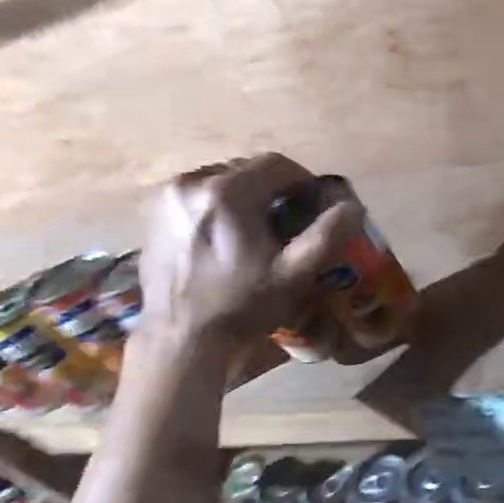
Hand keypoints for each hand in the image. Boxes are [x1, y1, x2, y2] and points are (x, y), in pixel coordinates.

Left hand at [137, 153, 357, 347]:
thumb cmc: (241, 308)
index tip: (311, 203)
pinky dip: (210, 208)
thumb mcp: (292, 276)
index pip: (275, 165)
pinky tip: (218, 238)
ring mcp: (166, 196)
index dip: (300, 181)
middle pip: (243, 171)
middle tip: (282, 223)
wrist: (184, 337)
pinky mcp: (151, 213)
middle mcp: (191, 181)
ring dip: (238, 198)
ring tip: (249, 232)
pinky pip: (191, 196)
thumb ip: (325, 237)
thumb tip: (352, 206)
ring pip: (216, 182)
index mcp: (228, 192)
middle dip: (267, 191)